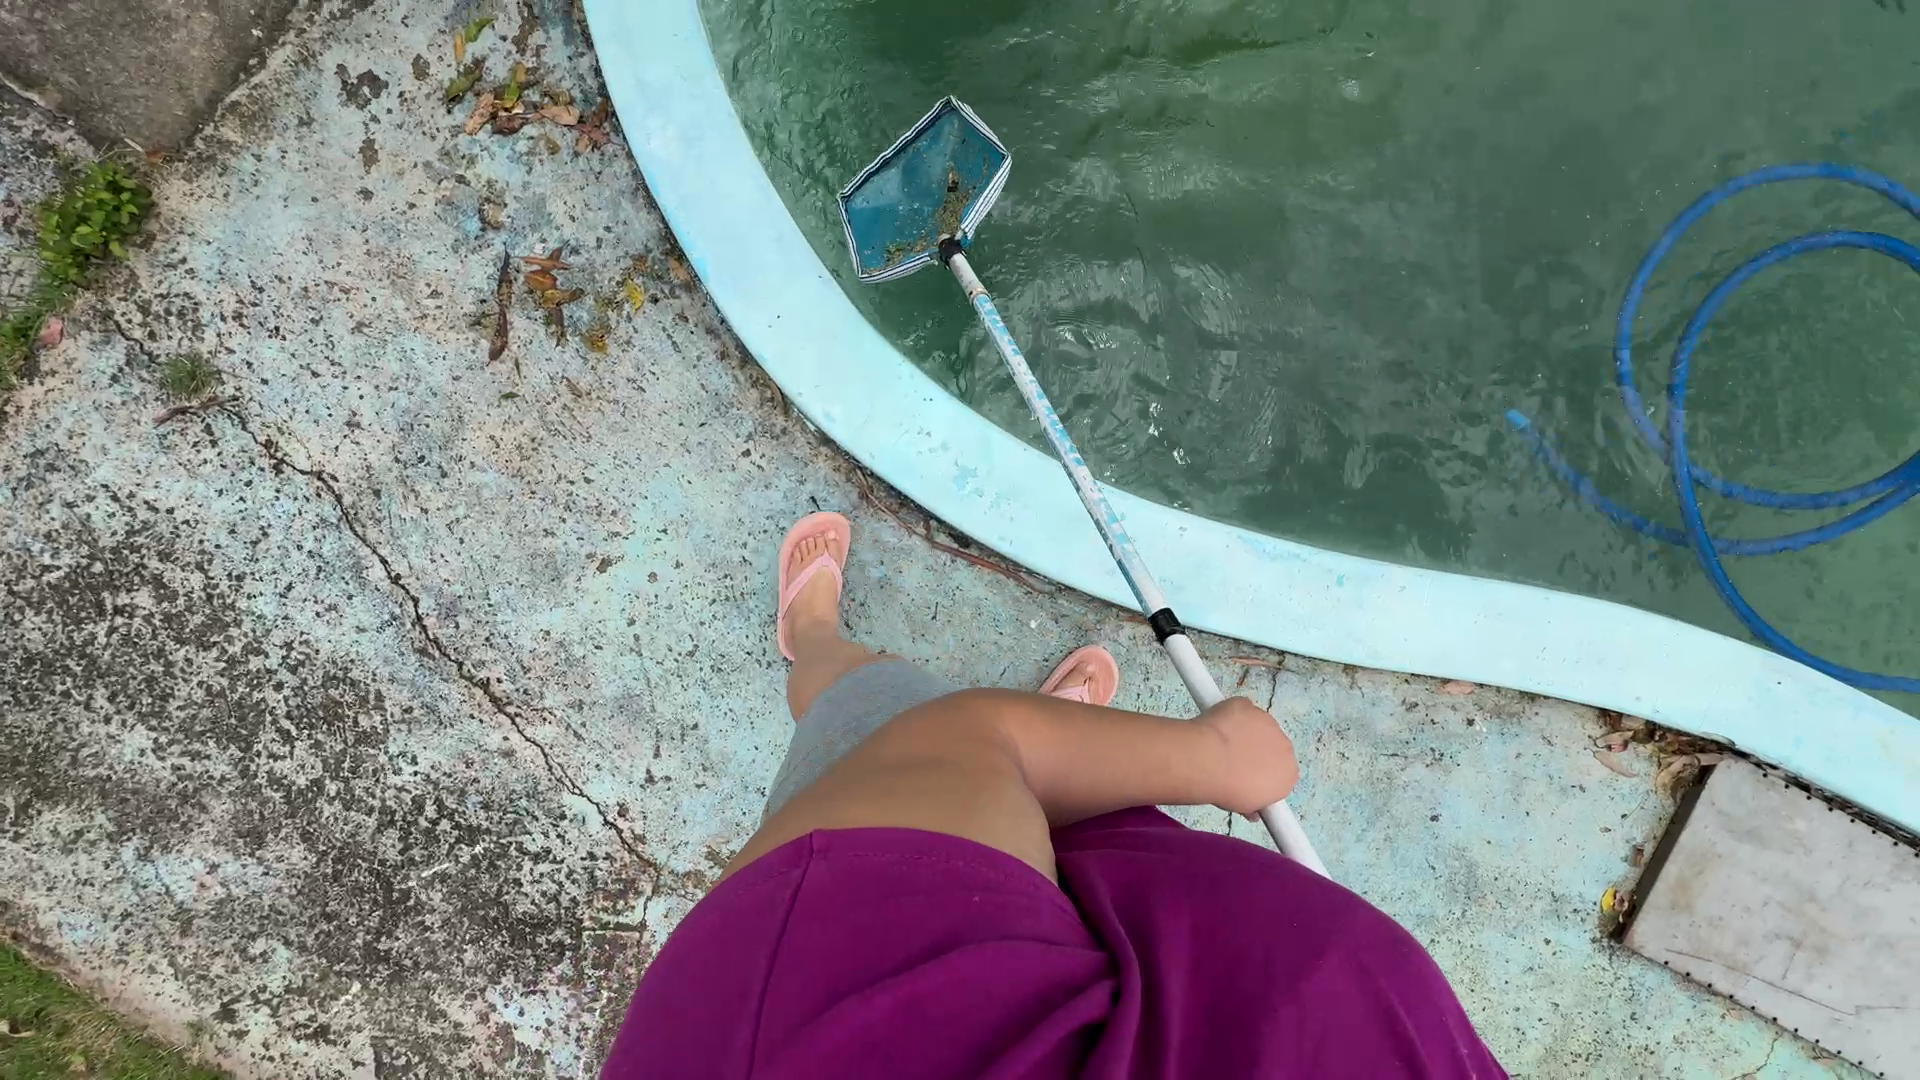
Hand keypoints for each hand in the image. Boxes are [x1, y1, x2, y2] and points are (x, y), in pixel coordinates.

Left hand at [1196, 697, 1298, 815]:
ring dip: (1241, 729)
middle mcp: (1285, 747)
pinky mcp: (1248, 705)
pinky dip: (1229, 713)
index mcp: (1288, 774)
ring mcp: (1267, 722)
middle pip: (1270, 745)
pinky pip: (1240, 708)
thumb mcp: (1245, 806)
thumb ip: (1254, 803)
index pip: (1280, 771)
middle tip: (1229, 757)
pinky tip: (1216, 724)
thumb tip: (1251, 809)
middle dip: (1253, 748)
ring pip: (1255, 724)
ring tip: (1219, 742)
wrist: (1208, 761)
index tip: (1245, 773)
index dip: (1262, 771)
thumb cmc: (1227, 788)